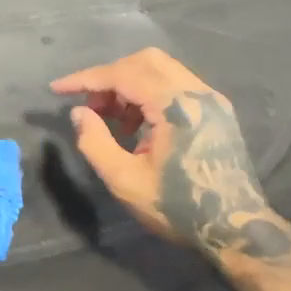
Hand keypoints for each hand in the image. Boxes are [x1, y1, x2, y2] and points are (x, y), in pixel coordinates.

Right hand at [51, 48, 290, 261]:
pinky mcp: (216, 112)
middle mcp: (198, 94)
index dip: (86, 79)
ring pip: (161, 70)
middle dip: (109, 76)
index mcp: (177, 107)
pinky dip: (147, 93)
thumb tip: (79, 113)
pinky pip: (174, 85)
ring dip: (128, 84)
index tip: (57, 89)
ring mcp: (211, 101)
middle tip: (89, 106)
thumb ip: (95, 142)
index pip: (124, 74)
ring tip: (110, 117)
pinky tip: (136, 124)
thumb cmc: (176, 207)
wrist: (233, 228)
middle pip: (145, 61)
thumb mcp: (124, 179)